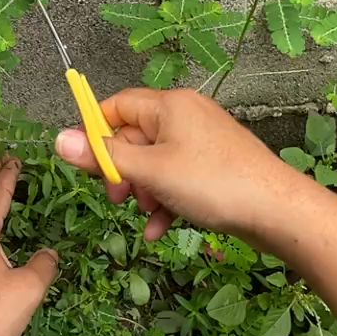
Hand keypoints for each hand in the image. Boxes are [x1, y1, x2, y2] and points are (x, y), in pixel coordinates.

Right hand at [54, 88, 321, 246]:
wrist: (278, 211)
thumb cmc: (212, 182)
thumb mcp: (150, 171)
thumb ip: (104, 157)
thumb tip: (58, 139)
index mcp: (169, 105)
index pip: (117, 105)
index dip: (95, 132)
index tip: (85, 164)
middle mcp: (185, 115)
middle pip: (134, 136)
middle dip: (122, 170)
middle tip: (118, 198)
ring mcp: (202, 141)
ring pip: (155, 161)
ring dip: (143, 190)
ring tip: (146, 215)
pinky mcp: (214, 166)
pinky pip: (177, 177)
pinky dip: (165, 200)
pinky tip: (161, 230)